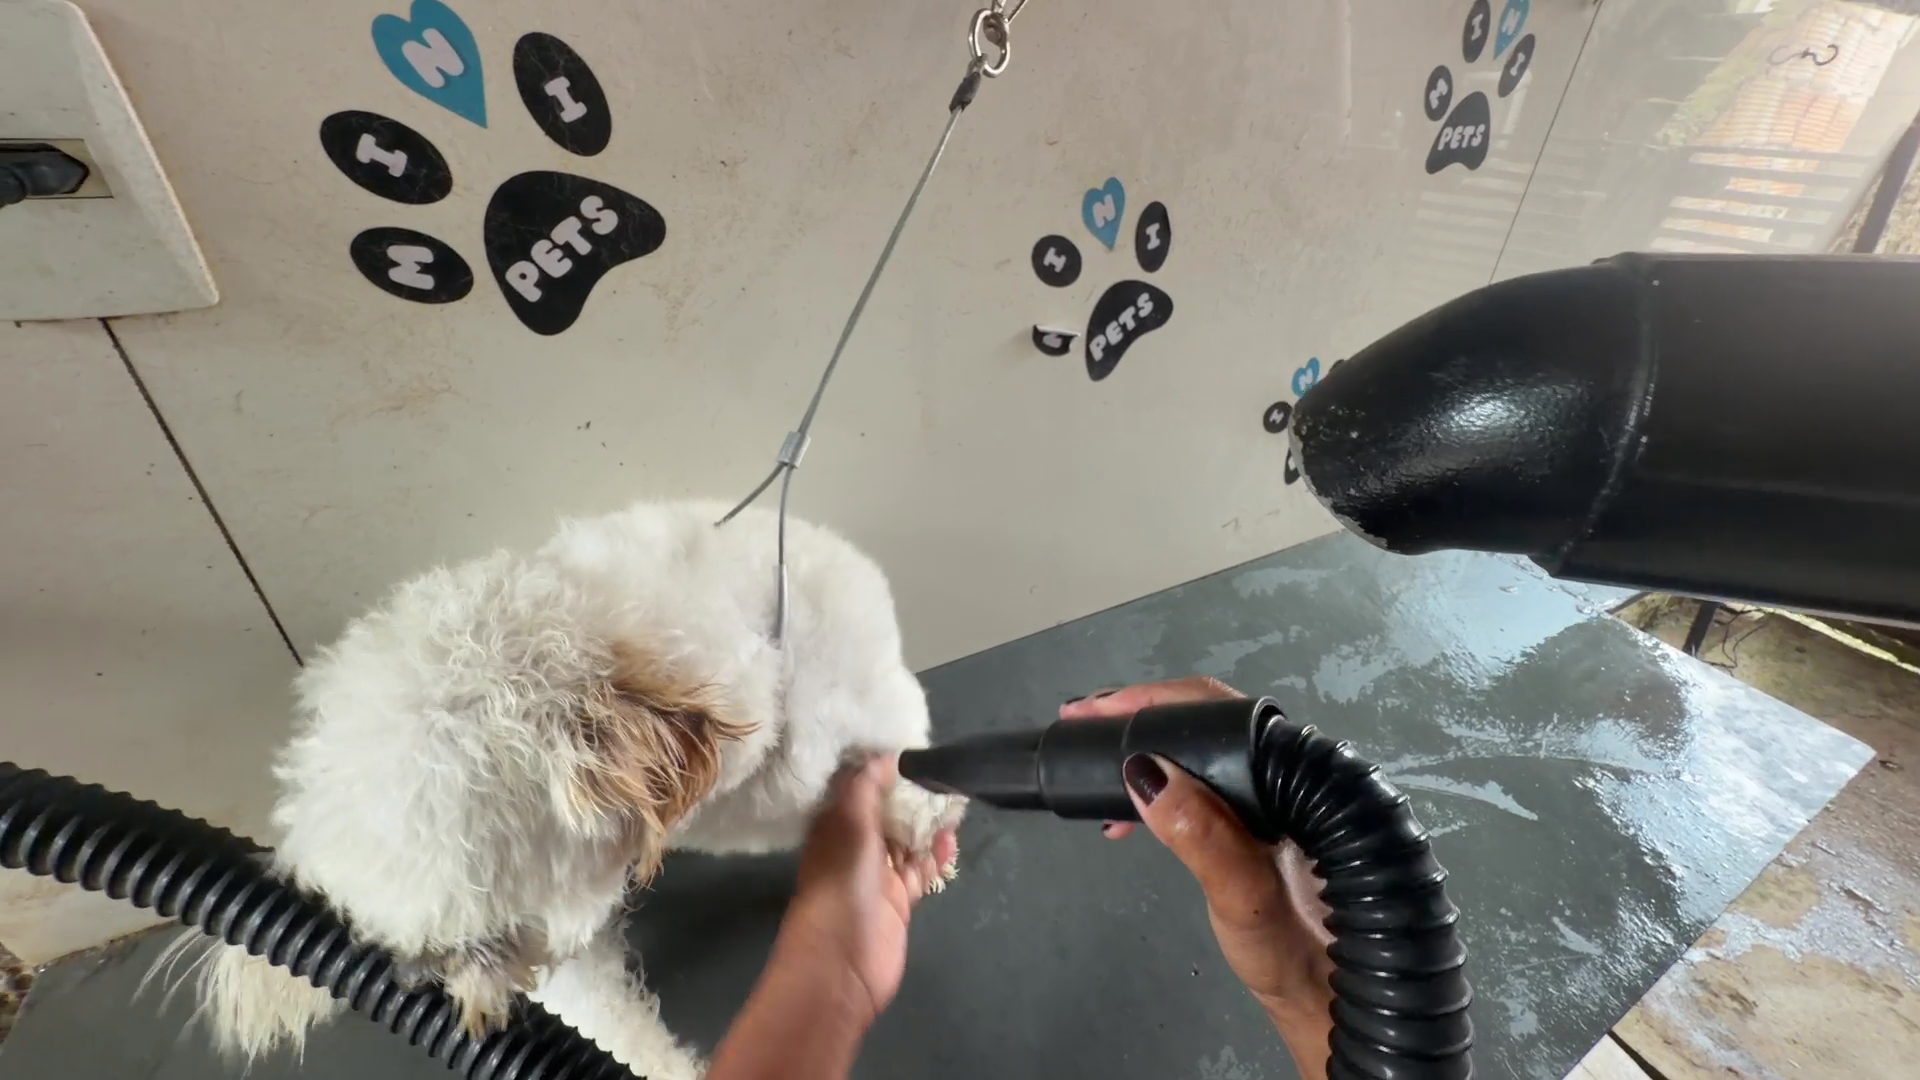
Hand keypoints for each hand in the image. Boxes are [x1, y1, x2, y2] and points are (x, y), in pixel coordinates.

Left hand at [773, 755, 959, 1026]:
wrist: (841, 965)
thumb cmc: (840, 884)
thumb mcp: (849, 825)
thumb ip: (866, 788)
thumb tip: (884, 755)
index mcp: (835, 826)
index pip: (859, 789)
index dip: (881, 770)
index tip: (910, 748)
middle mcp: (855, 847)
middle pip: (888, 813)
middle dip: (911, 796)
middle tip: (941, 773)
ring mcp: (879, 875)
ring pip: (908, 840)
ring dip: (928, 824)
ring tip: (954, 801)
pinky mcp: (899, 899)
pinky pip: (921, 869)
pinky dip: (936, 855)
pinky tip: (952, 840)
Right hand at [1061, 678, 1336, 1075]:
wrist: (1322, 996)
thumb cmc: (1286, 948)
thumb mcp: (1240, 892)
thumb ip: (1200, 834)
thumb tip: (1143, 769)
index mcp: (1286, 769)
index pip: (1210, 707)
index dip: (1147, 700)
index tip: (1094, 712)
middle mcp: (1278, 769)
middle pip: (1197, 718)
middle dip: (1133, 714)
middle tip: (1078, 720)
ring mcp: (1263, 792)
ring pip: (1191, 747)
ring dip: (1139, 748)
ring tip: (1090, 757)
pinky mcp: (1247, 816)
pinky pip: (1191, 778)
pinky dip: (1153, 783)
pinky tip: (1124, 808)